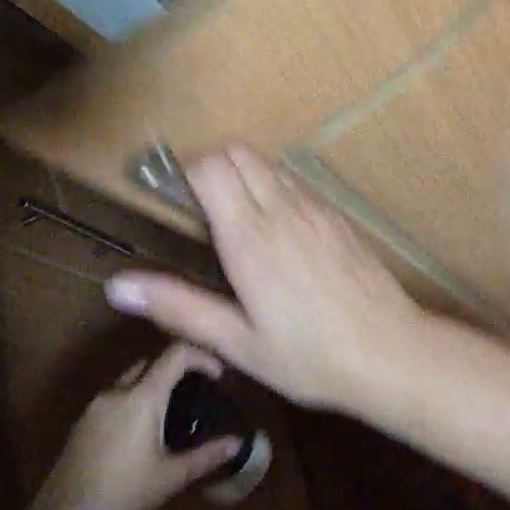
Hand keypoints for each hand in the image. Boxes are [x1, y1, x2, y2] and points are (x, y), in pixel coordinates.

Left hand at [0, 343, 240, 509]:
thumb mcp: (171, 477)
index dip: (202, 356)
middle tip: (197, 389)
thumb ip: (206, 456)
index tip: (218, 374)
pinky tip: (140, 430)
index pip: (176, 354)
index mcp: (141, 398)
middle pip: (152, 361)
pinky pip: (114, 396)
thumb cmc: (123, 494)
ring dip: (153, 382)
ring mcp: (94, 407)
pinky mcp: (81, 424)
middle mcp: (117, 392)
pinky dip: (133, 399)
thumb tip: (238, 442)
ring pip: (130, 378)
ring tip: (172, 409)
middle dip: (177, 368)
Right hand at [104, 144, 426, 411]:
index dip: (186, 176)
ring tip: (235, 222)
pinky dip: (277, 189)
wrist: (390, 350)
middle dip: (212, 168)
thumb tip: (119, 286)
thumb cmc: (310, 356)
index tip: (172, 205)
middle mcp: (285, 210)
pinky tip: (277, 233)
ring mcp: (317, 209)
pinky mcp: (339, 217)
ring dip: (246, 176)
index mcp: (252, 237)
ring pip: (271, 164)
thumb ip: (180, 307)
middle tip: (199, 213)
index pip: (212, 168)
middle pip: (240, 153)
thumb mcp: (239, 343)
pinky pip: (299, 184)